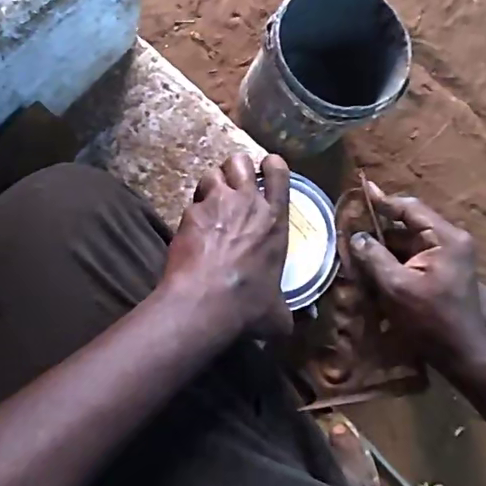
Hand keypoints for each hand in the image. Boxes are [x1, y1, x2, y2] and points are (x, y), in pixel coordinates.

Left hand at [161, 154, 293, 342]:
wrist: (205, 302)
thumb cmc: (248, 305)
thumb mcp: (277, 312)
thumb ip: (287, 312)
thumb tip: (296, 325)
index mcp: (275, 220)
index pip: (279, 172)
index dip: (272, 165)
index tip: (266, 169)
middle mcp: (248, 203)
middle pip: (240, 161)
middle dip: (236, 168)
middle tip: (233, 186)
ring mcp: (216, 205)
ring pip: (212, 173)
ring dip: (212, 185)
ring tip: (210, 203)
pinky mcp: (189, 214)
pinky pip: (192, 201)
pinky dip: (192, 211)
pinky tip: (192, 229)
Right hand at [346, 183, 485, 368]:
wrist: (463, 355)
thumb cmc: (431, 320)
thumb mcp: (396, 287)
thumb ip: (374, 257)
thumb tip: (356, 236)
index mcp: (446, 238)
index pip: (410, 209)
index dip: (383, 201)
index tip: (361, 190)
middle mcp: (451, 240)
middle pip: (409, 225)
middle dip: (380, 228)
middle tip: (351, 227)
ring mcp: (450, 256)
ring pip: (409, 242)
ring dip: (385, 246)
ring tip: (357, 248)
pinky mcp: (444, 272)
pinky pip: (414, 257)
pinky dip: (395, 260)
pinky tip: (373, 267)